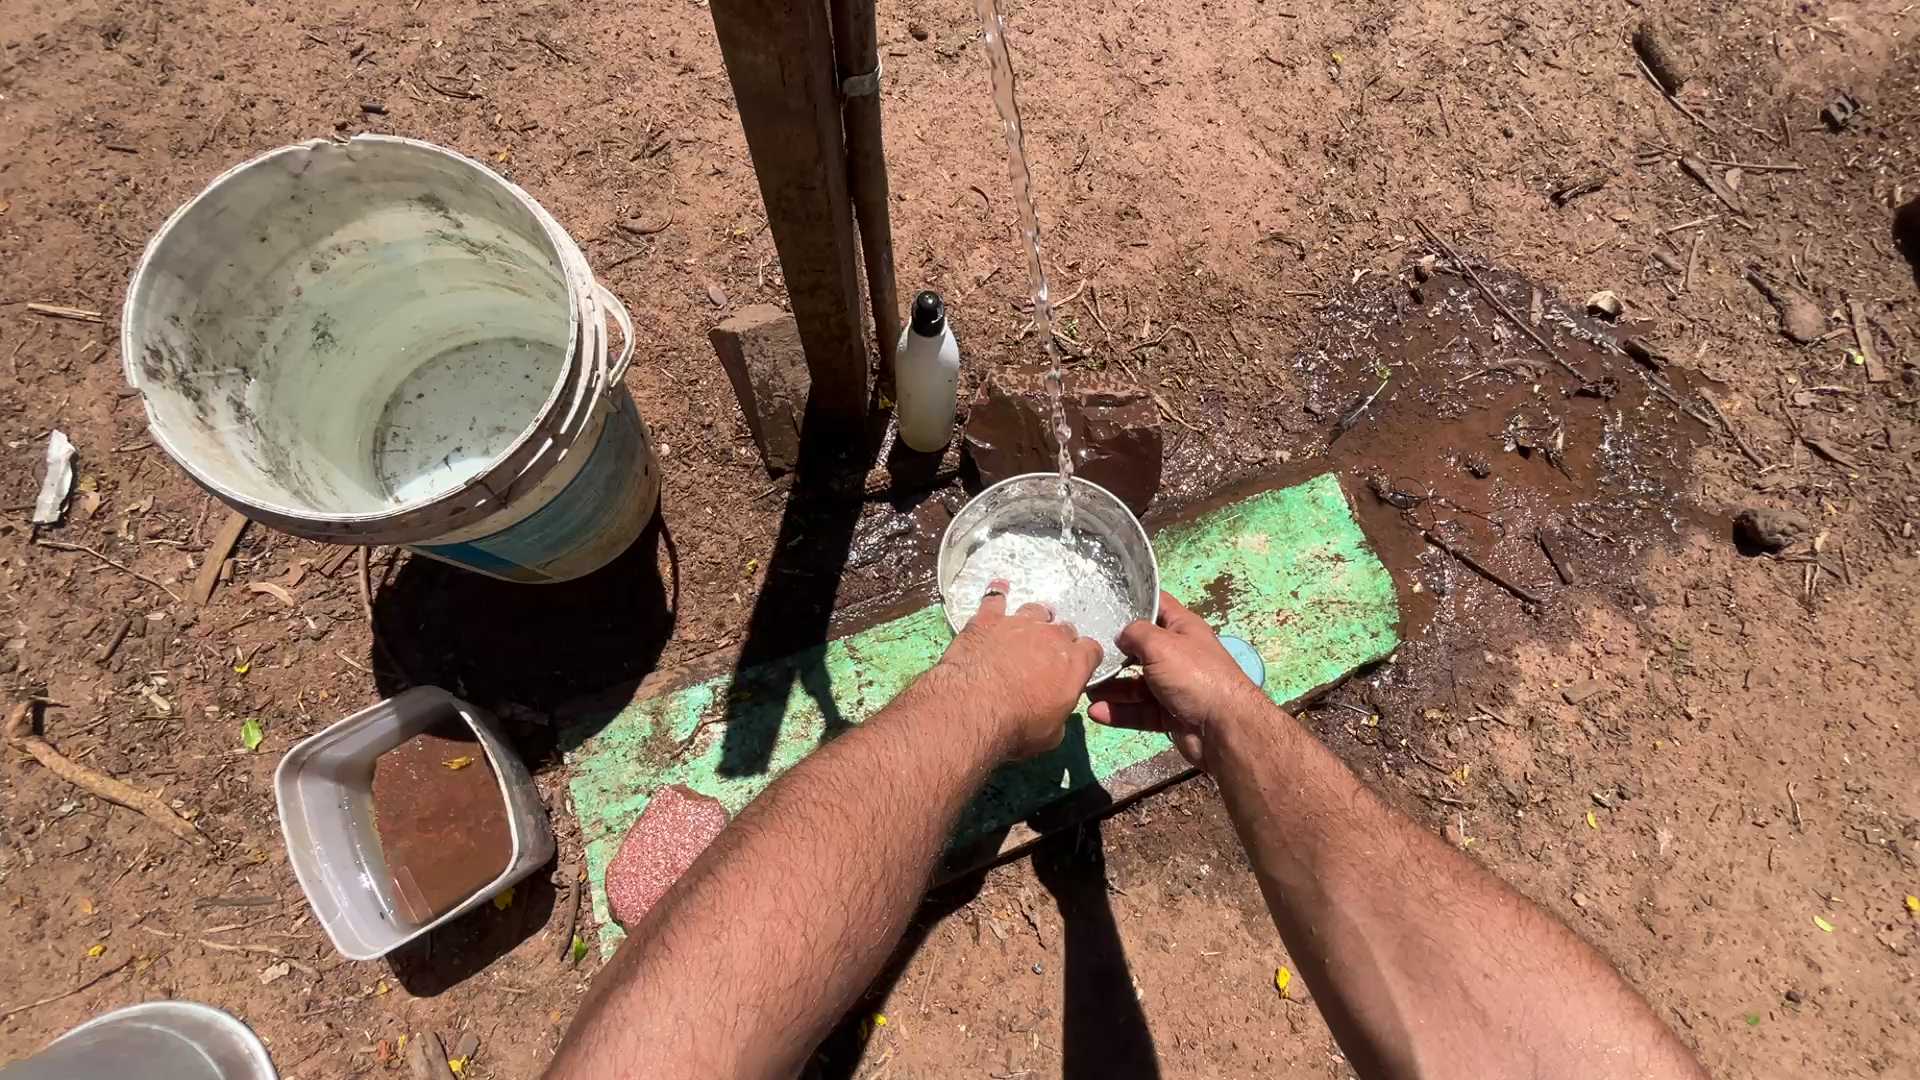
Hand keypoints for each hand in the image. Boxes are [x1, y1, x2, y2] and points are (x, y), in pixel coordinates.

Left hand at [933, 579, 1102, 759]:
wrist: (973, 707)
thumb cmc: (1017, 726)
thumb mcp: (1050, 734)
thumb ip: (1058, 714)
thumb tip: (1054, 711)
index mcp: (1073, 663)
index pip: (1092, 650)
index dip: (1086, 657)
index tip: (1079, 665)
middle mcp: (1050, 636)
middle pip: (1064, 628)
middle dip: (1060, 639)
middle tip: (1049, 653)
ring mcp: (1018, 623)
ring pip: (1035, 610)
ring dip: (1035, 618)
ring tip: (1030, 623)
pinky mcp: (987, 619)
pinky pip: (995, 598)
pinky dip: (998, 594)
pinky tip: (998, 588)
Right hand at [1086, 592, 1267, 769]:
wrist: (1223, 729)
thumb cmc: (1193, 675)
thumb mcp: (1160, 644)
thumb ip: (1135, 633)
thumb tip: (1120, 636)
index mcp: (1183, 628)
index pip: (1156, 605)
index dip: (1133, 600)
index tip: (1103, 602)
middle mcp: (1178, 655)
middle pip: (1140, 649)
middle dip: (1114, 652)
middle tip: (1085, 653)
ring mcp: (1174, 686)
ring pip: (1135, 684)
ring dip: (1111, 687)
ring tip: (1085, 688)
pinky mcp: (1169, 714)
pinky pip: (1139, 710)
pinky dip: (1119, 711)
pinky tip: (1097, 712)